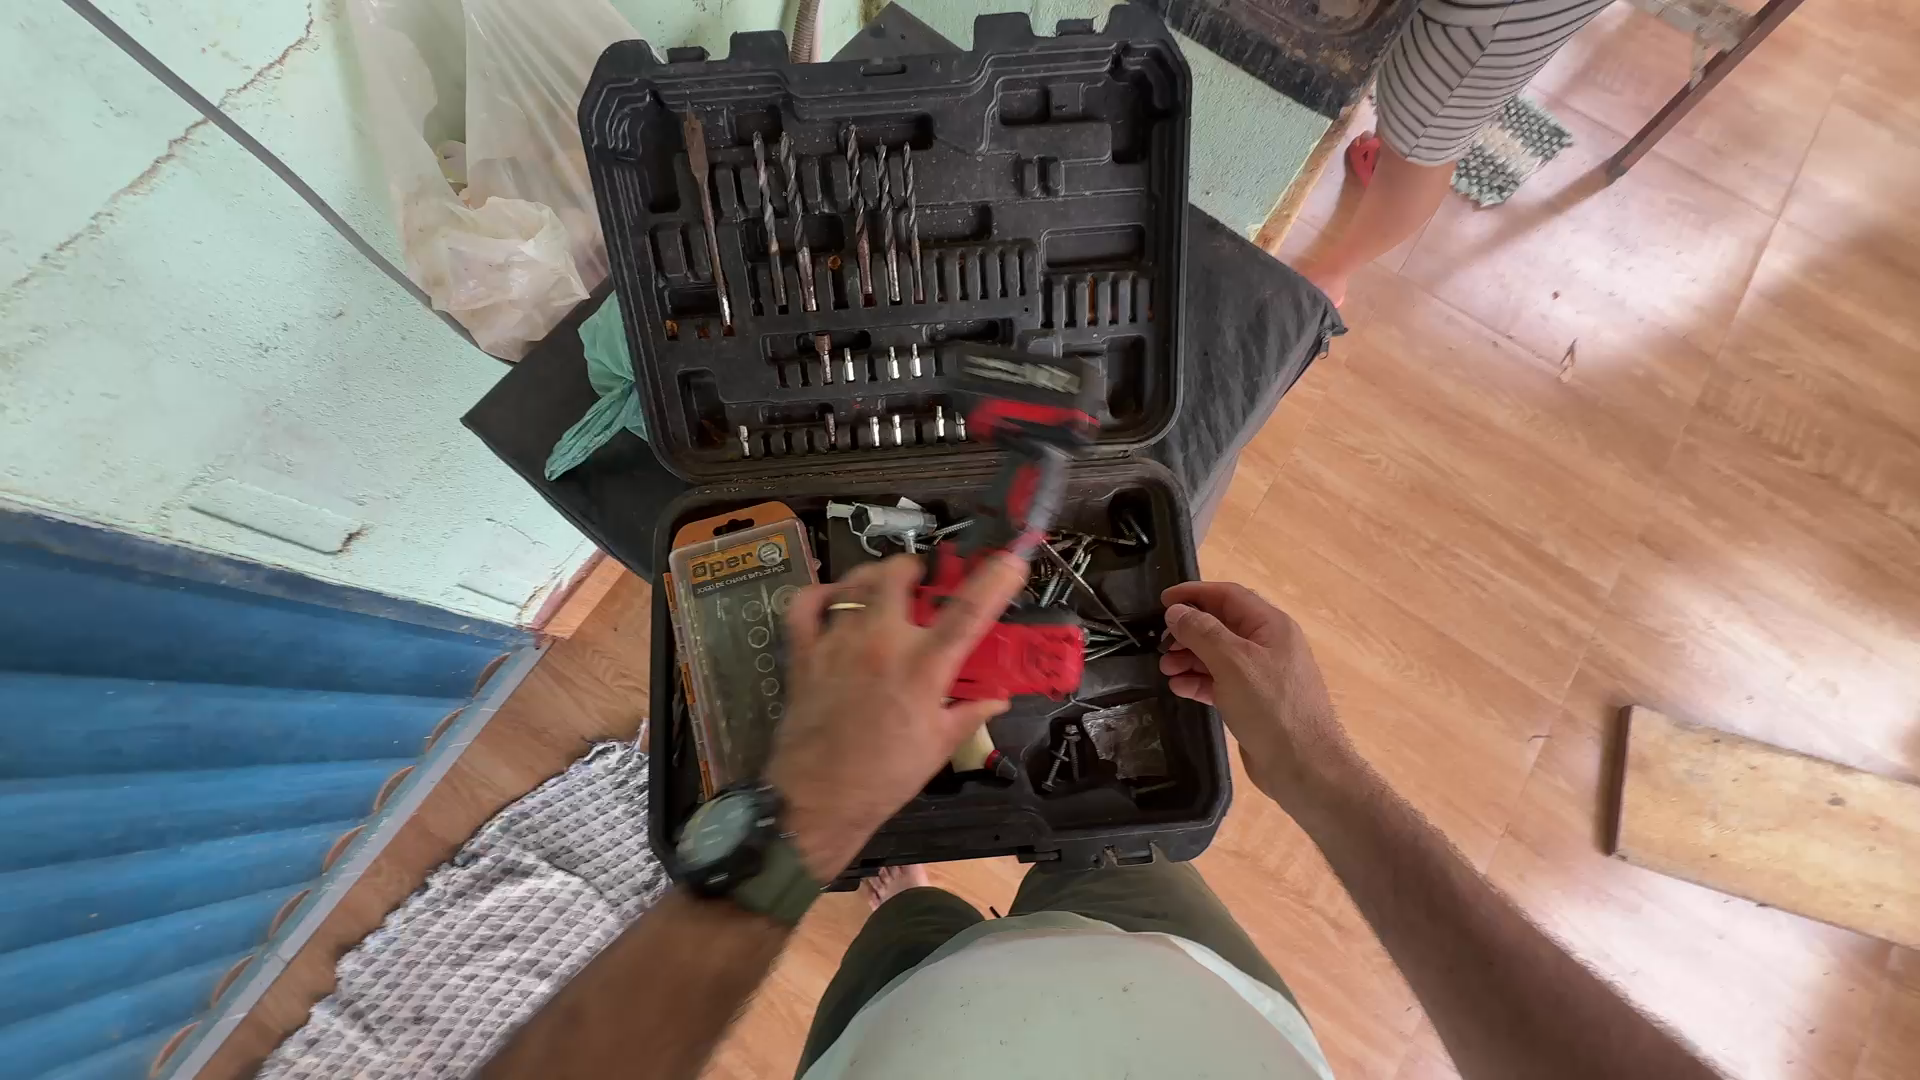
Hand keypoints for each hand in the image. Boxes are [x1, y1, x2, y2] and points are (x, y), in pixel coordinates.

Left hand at [767, 554, 1028, 880]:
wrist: (819, 801)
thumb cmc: (885, 777)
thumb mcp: (940, 747)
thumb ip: (971, 712)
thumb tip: (998, 698)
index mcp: (923, 667)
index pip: (967, 613)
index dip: (994, 581)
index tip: (1010, 560)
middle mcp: (881, 643)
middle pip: (898, 576)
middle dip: (915, 569)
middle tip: (923, 581)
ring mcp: (838, 643)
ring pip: (855, 582)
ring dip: (874, 576)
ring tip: (884, 586)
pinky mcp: (804, 653)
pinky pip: (804, 604)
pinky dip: (819, 593)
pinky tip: (835, 599)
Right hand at [1159, 581, 1355, 809]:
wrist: (1304, 768)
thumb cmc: (1271, 707)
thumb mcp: (1233, 662)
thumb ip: (1202, 631)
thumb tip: (1176, 612)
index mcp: (1270, 626)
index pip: (1228, 595)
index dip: (1194, 594)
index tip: (1162, 602)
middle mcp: (1267, 645)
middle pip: (1219, 625)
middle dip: (1188, 631)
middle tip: (1161, 644)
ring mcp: (1260, 675)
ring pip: (1216, 655)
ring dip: (1189, 658)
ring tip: (1166, 668)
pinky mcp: (1252, 702)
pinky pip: (1219, 682)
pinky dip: (1198, 681)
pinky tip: (1179, 688)